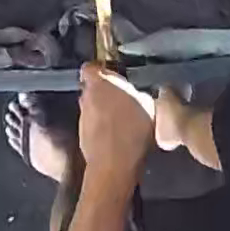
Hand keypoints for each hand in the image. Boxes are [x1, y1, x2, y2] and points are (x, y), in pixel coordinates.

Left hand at [77, 64, 153, 193]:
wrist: (115, 164)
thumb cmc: (132, 128)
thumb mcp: (147, 103)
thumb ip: (137, 93)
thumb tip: (137, 94)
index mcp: (100, 82)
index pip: (91, 66)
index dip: (100, 69)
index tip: (112, 73)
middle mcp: (86, 97)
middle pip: (91, 87)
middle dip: (103, 91)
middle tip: (121, 97)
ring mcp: (82, 118)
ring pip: (92, 107)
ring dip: (102, 110)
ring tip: (121, 118)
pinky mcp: (82, 137)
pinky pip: (92, 125)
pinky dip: (101, 127)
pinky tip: (116, 135)